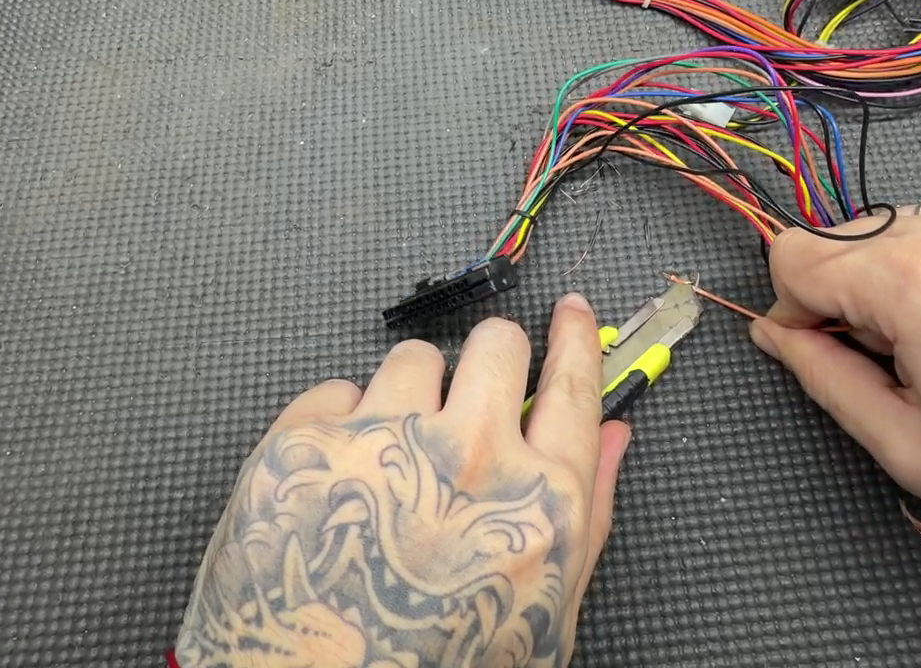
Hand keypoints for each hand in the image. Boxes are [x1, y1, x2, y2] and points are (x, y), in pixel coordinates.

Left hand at [176, 295, 633, 667]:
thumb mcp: (541, 609)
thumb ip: (588, 511)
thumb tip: (614, 435)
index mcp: (535, 503)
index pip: (573, 387)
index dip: (574, 337)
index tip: (569, 310)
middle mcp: (467, 459)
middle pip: (498, 342)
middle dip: (491, 359)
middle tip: (469, 396)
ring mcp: (384, 441)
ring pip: (415, 356)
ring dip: (410, 395)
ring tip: (394, 461)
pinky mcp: (306, 441)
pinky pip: (338, 386)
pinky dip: (342, 424)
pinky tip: (341, 480)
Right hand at [751, 203, 920, 663]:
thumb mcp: (913, 451)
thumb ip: (821, 379)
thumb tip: (777, 334)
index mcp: (914, 282)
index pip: (793, 254)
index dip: (790, 307)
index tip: (820, 352)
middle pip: (840, 236)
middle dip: (841, 294)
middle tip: (891, 362)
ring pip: (896, 228)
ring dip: (892, 279)